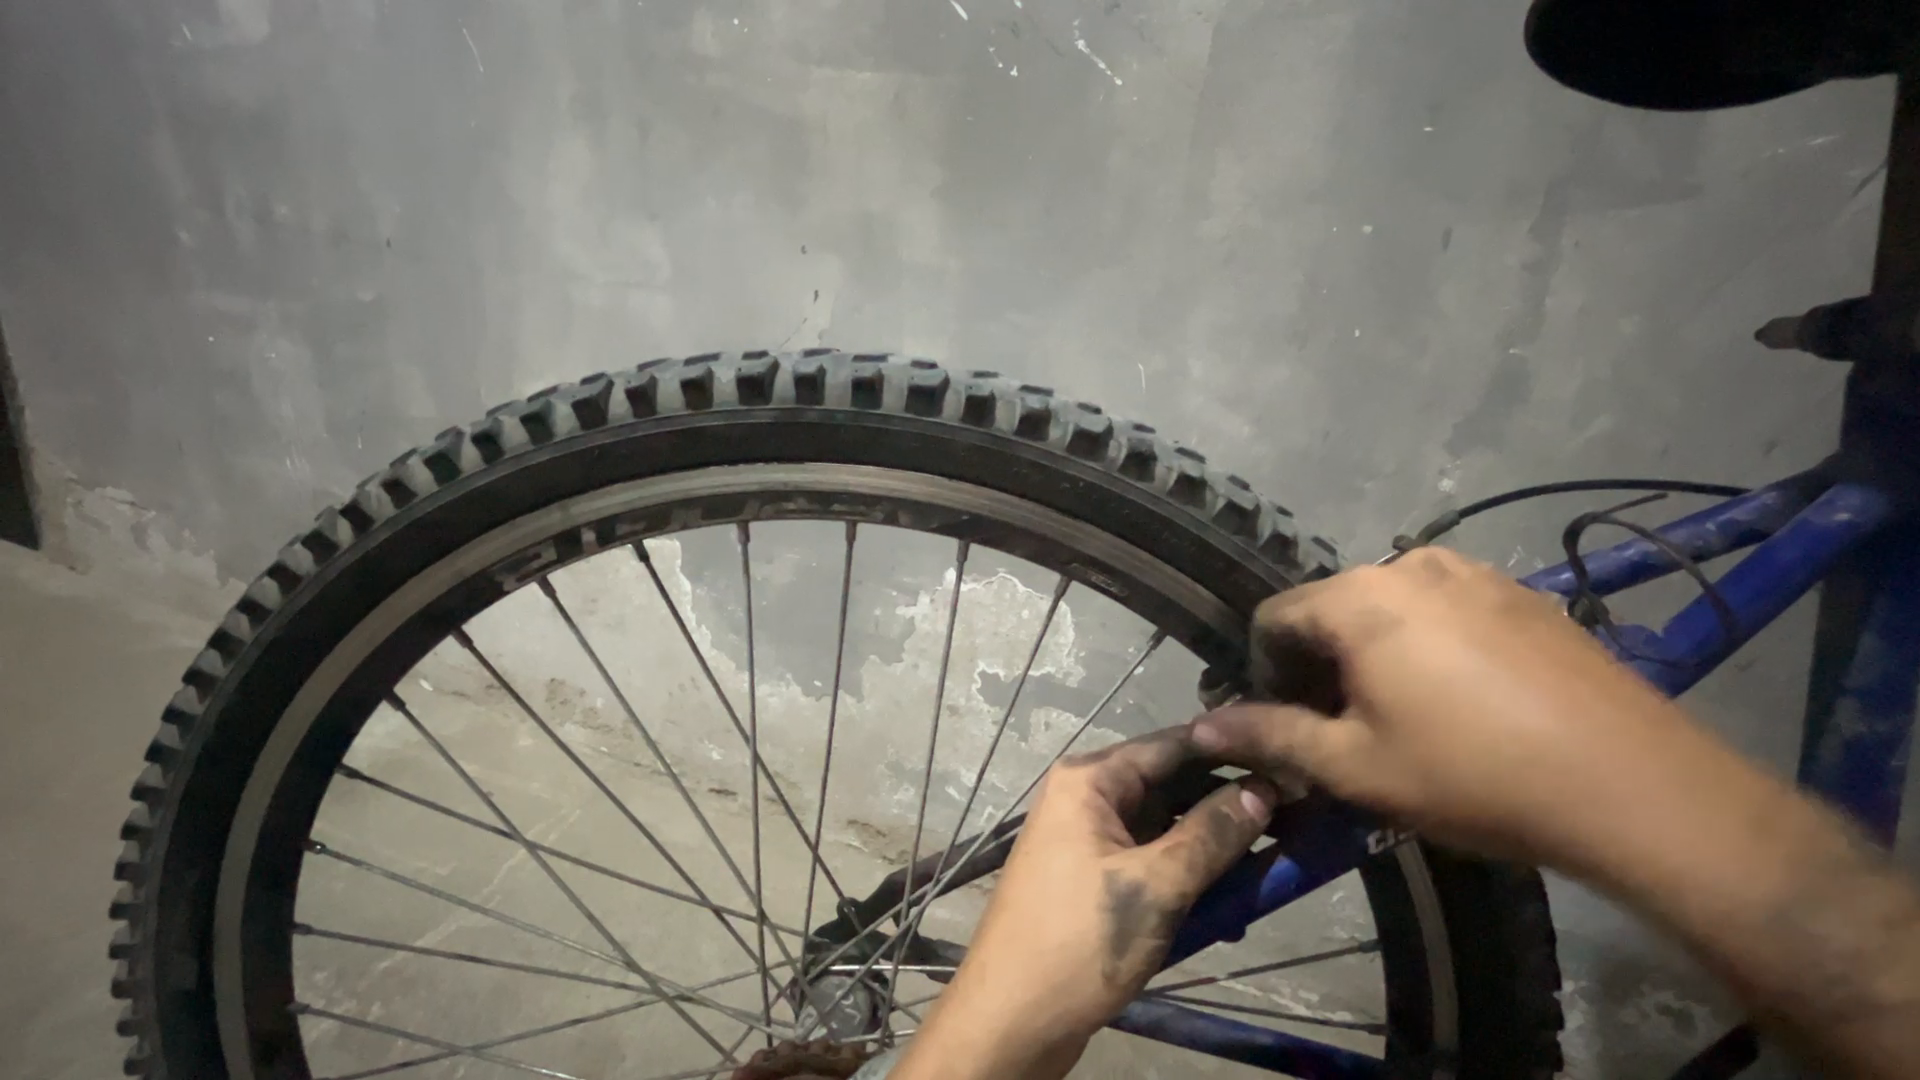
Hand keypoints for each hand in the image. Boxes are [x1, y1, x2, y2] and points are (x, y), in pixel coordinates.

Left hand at [893, 729, 1276, 1078]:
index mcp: (1090, 779)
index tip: (1289, 764)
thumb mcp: (1155, 888)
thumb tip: (1263, 791)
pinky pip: (1151, 861)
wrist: (1011, 1018)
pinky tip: (1226, 911)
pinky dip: (1186, 879)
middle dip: (1226, 809)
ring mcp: (1088, 837)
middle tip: (1291, 826)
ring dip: (1211, 852)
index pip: (1172, 746)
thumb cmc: (1079, 942)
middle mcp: (1087, 796)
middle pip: (1171, 786)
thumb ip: (1210, 836)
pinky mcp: (1094, 876)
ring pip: (1165, 828)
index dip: (1231, 753)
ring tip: (1266, 874)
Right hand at [1189, 547, 1714, 869]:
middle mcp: (1409, 564)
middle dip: (1319, 664)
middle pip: (1330, 609)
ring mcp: (1474, 573)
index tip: (1285, 724)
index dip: (1264, 672)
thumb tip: (1198, 728)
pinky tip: (1462, 701)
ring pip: (1388, 608)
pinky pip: (1444, 609)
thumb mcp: (1353, 766)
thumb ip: (1268, 735)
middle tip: (1340, 728)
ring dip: (1372, 653)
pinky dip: (1426, 645)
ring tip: (1402, 715)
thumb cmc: (1473, 775)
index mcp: (1358, 598)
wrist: (1639, 789)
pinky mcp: (1523, 595)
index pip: (1272, 618)